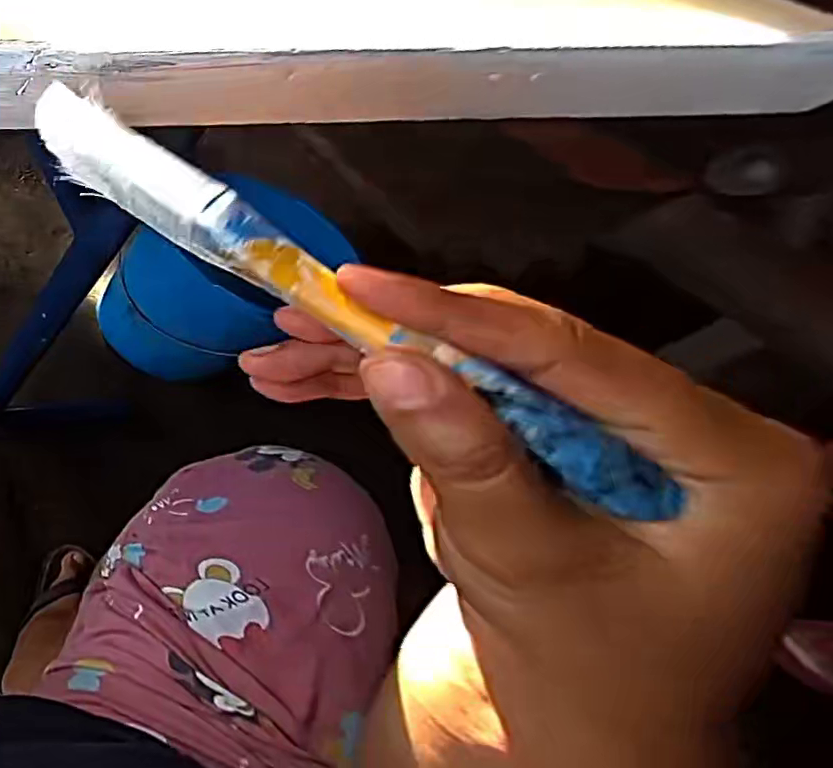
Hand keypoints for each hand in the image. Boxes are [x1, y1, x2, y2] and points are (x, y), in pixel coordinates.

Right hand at [242, 266, 826, 764]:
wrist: (570, 706)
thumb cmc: (581, 654)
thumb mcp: (524, 558)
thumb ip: (464, 456)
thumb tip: (390, 363)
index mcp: (718, 451)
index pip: (564, 352)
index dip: (449, 313)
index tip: (358, 283)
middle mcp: (648, 416)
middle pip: (487, 343)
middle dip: (376, 333)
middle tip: (294, 317)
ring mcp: (574, 419)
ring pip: (442, 358)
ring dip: (347, 358)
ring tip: (270, 360)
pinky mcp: (513, 426)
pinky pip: (427, 388)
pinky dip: (354, 385)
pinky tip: (292, 381)